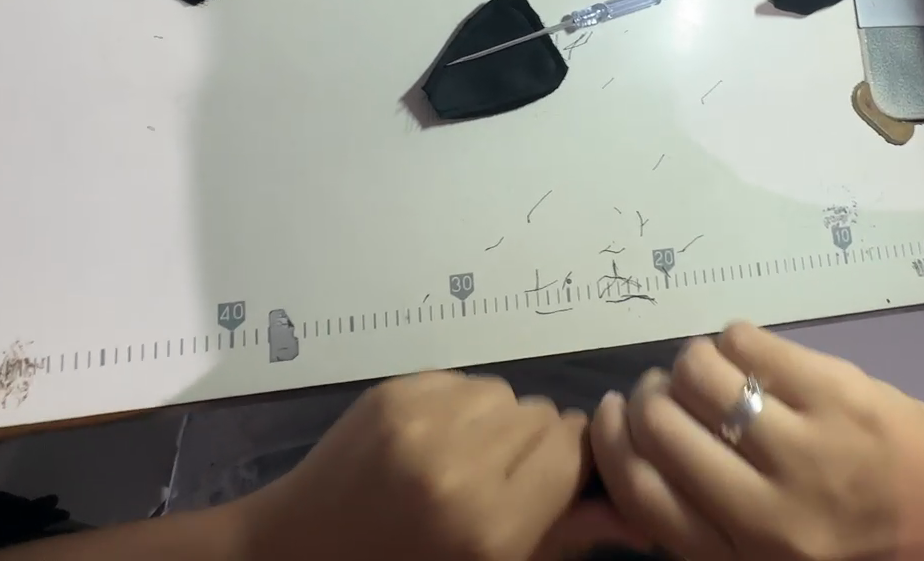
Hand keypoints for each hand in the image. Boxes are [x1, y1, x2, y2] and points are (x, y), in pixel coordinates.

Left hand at [247, 371, 628, 560]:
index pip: (572, 448)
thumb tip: (628, 510)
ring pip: (504, 393)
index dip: (570, 462)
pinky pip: (464, 380)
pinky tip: (431, 439)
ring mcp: (421, 417)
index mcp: (488, 525)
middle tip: (499, 479)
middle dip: (532, 445)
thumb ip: (559, 536)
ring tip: (462, 458)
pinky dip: (460, 406)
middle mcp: (460, 462)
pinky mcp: (395, 388)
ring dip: (496, 422)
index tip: (554, 479)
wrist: (295, 553)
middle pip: (542, 415)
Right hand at [589, 322, 923, 558]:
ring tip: (715, 372)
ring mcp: (806, 448)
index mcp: (747, 559)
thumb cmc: (846, 533)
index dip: (611, 440)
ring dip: (692, 361)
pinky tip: (756, 359)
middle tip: (665, 388)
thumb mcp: (763, 552)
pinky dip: (733, 340)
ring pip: (697, 370)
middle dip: (649, 393)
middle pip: (661, 422)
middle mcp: (772, 514)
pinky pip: (741, 338)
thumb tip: (615, 470)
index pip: (644, 493)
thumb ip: (695, 522)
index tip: (610, 410)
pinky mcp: (833, 390)